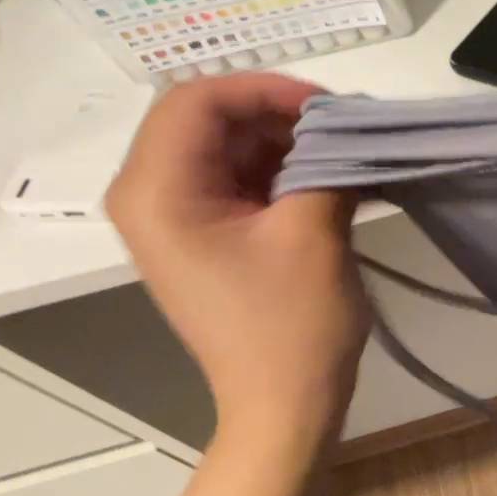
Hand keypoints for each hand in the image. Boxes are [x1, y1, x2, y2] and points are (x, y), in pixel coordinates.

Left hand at [107, 74, 364, 447]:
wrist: (284, 406)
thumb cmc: (293, 327)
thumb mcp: (314, 237)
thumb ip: (324, 170)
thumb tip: (343, 136)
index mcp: (157, 190)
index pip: (197, 101)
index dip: (266, 89)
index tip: (333, 109)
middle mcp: (150, 196)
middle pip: (207, 123)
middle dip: (279, 117)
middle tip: (346, 131)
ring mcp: (176, 222)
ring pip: (226, 154)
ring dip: (284, 147)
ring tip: (345, 156)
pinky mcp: (206, 243)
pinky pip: (237, 188)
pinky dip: (281, 177)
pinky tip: (328, 183)